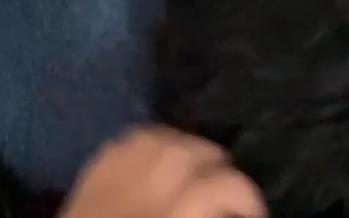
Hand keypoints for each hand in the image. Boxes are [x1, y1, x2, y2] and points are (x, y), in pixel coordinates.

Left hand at [61, 127, 265, 217]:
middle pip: (191, 152)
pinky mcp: (90, 177)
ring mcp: (113, 180)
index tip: (257, 213)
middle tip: (228, 188)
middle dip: (218, 164)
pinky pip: (126, 142)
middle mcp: (144, 193)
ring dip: (186, 147)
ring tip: (197, 167)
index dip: (247, 195)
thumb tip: (226, 214)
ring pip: (160, 138)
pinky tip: (159, 157)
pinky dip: (149, 143)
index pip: (220, 186)